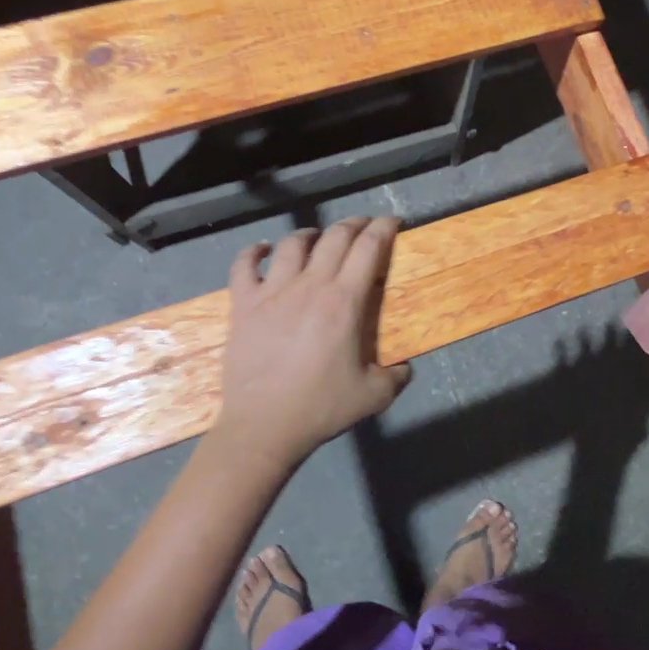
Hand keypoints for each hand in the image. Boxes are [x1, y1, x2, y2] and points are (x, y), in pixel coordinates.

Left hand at [216, 217, 412, 464]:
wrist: (263, 427)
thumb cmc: (320, 408)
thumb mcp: (374, 395)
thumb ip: (397, 375)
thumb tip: (405, 366)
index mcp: (344, 302)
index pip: (369, 247)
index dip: (384, 228)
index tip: (393, 222)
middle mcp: (310, 286)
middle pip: (335, 237)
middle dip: (354, 224)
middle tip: (364, 226)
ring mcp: (272, 293)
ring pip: (292, 245)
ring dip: (310, 233)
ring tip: (318, 236)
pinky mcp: (243, 306)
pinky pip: (244, 266)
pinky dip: (252, 252)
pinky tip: (262, 250)